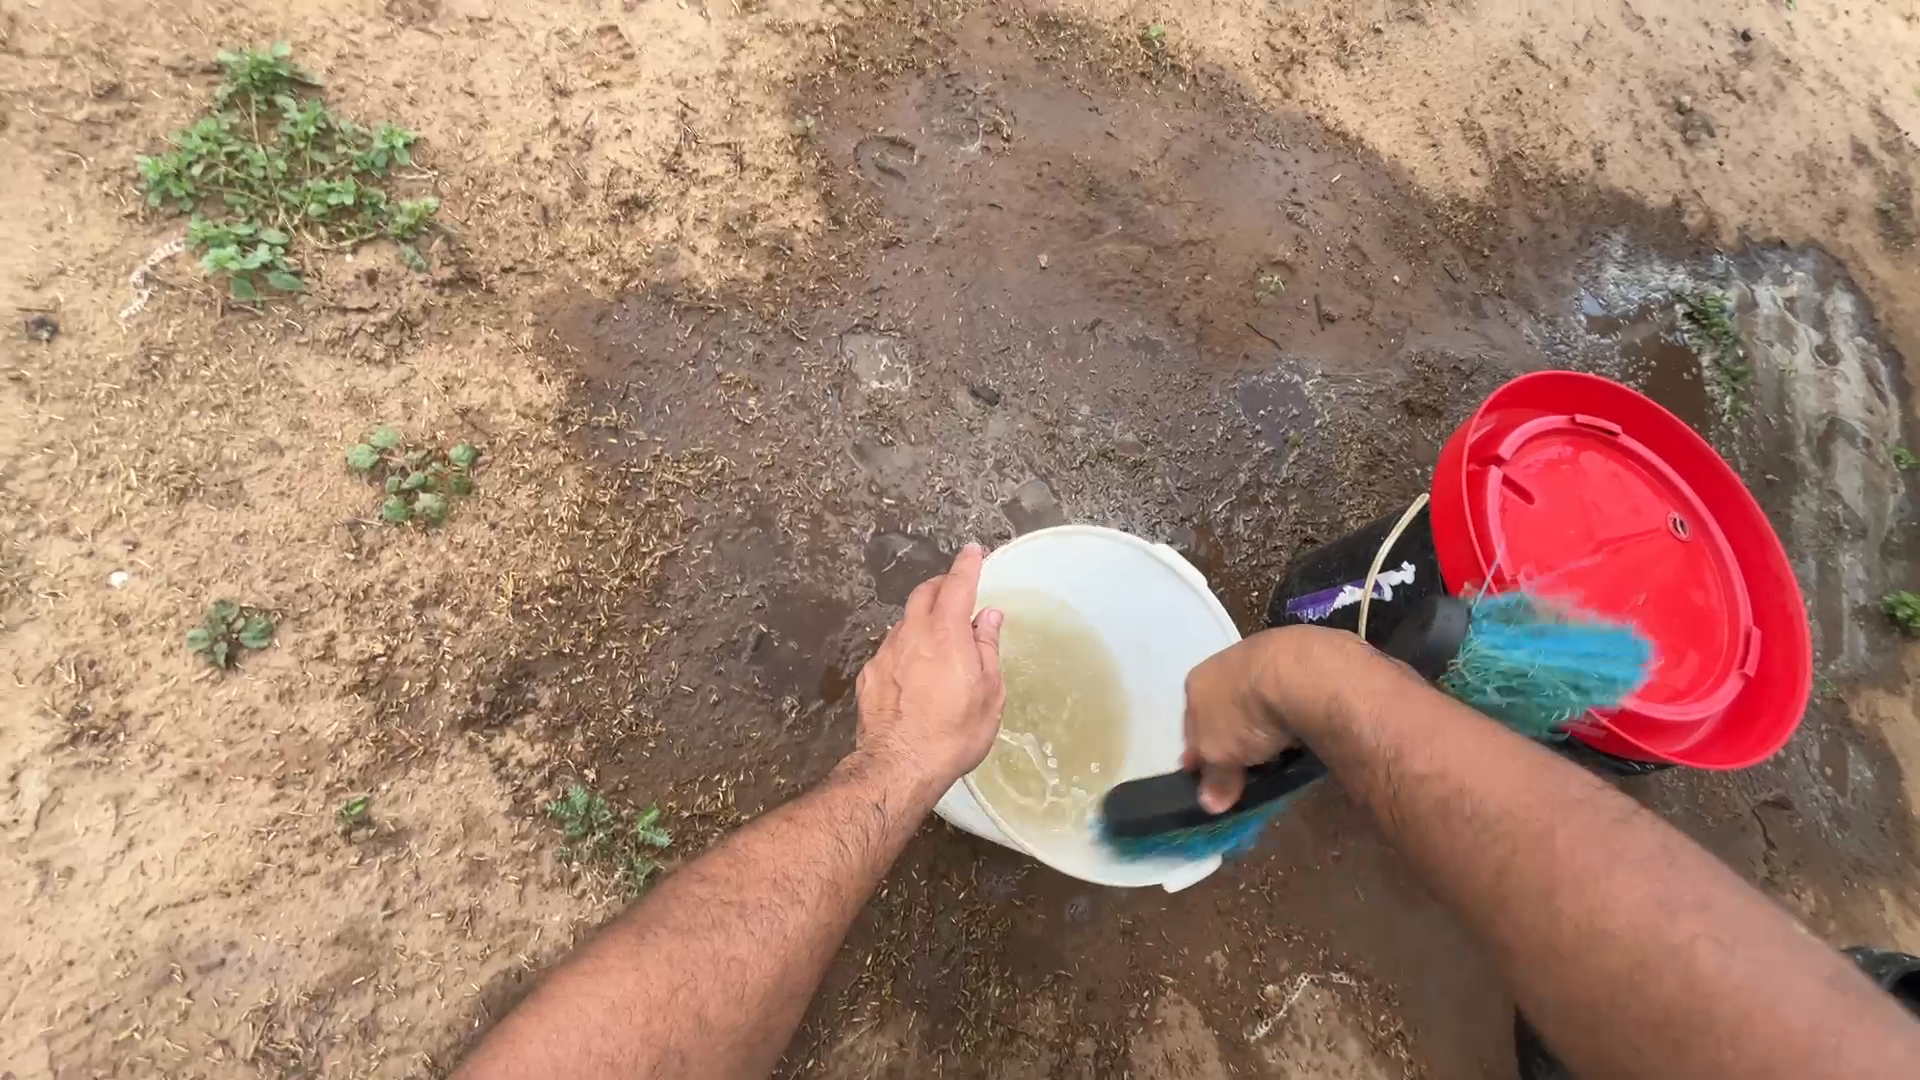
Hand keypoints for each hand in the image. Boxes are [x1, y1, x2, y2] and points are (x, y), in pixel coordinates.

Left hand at [851, 543, 1006, 795]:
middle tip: (956, 591)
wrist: (899, 766)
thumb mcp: (989, 692)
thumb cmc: (954, 732)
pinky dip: (907, 647)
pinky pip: (891, 648)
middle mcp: (912, 634)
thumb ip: (987, 647)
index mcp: (946, 633)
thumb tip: (988, 617)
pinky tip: (915, 670)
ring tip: (939, 639)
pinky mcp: (870, 675)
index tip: (973, 551)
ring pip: (905, 621)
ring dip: (923, 618)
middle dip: (941, 585)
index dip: (967, 564)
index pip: (957, 584)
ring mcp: (886, 653)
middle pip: (924, 593)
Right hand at [1182, 625, 1381, 811]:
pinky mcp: (1304, 657)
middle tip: (1246, 765)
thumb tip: (1208, 802)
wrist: (1301, 671)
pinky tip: (1304, 727)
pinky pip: (1291, 692)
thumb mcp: (1220, 754)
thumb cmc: (1244, 712)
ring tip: (1280, 750)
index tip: (1208, 778)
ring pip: (1257, 697)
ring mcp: (1265, 656)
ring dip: (1263, 720)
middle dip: (1231, 734)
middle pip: (1224, 708)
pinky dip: (1294, 710)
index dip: (1199, 753)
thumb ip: (1214, 777)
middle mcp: (1225, 664)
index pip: (1191, 724)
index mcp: (1197, 683)